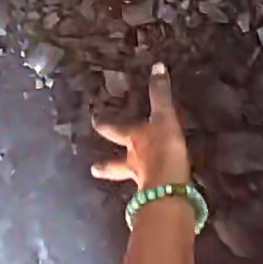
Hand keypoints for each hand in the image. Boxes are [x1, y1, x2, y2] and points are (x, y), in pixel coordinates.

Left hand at [92, 62, 190, 189]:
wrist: (170, 189)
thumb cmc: (162, 149)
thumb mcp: (164, 117)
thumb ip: (160, 94)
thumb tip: (157, 65)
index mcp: (132, 139)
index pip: (113, 129)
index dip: (103, 124)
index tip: (92, 120)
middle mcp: (133, 160)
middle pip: (115, 164)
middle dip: (105, 165)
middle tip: (93, 169)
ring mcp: (142, 182)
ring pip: (129, 179)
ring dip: (123, 181)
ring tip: (120, 188)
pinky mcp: (156, 198)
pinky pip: (151, 193)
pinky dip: (150, 194)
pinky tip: (153, 197)